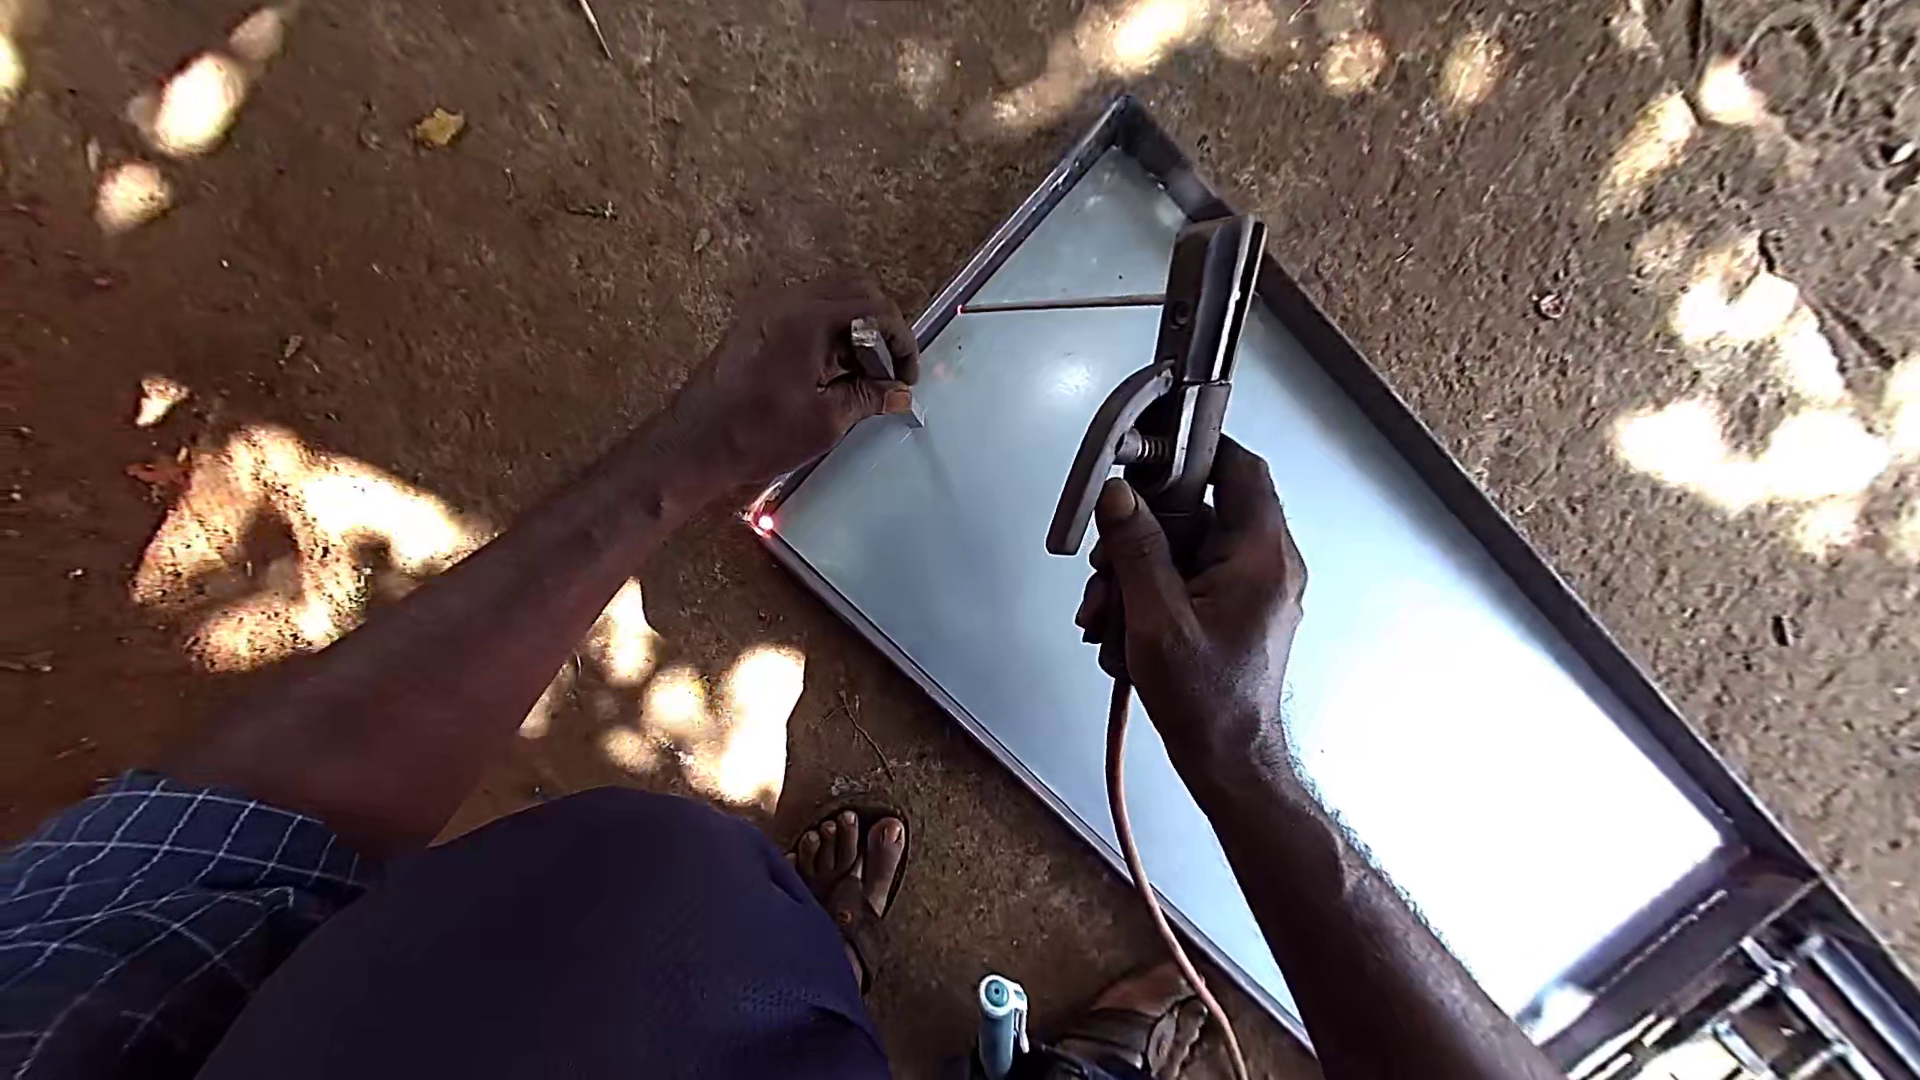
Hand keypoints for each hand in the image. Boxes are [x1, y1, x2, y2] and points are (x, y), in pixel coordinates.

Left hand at [667, 277, 918, 486]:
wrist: (697, 444)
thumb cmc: (755, 434)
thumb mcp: (826, 420)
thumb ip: (869, 398)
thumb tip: (898, 393)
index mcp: (806, 319)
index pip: (874, 307)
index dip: (900, 340)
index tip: (906, 374)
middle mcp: (785, 302)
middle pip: (855, 291)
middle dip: (882, 329)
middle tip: (890, 371)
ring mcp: (767, 310)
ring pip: (831, 299)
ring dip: (857, 330)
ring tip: (865, 378)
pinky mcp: (757, 326)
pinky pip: (807, 314)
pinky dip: (832, 334)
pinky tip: (836, 373)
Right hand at [1075, 439, 1307, 796]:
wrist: (1225, 760)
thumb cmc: (1205, 701)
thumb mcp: (1156, 620)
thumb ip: (1137, 551)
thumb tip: (1119, 496)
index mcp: (1261, 557)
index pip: (1238, 468)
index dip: (1193, 450)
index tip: (1146, 455)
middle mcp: (1261, 563)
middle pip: (1192, 511)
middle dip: (1137, 535)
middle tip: (1105, 566)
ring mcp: (1244, 585)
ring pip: (1177, 547)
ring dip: (1132, 572)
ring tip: (1105, 613)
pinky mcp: (1225, 604)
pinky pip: (1180, 576)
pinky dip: (1144, 593)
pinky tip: (1119, 627)